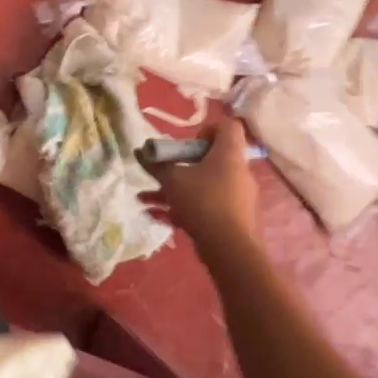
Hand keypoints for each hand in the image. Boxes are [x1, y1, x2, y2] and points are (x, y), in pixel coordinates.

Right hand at [142, 119, 259, 257]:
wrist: (230, 250)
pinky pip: (208, 205)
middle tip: (166, 173)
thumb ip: (155, 165)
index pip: (228, 127)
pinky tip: (158, 217)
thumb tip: (139, 152)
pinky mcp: (235, 218)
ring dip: (177, 189)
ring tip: (147, 199)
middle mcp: (238, 172)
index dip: (207, 130)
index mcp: (229, 155)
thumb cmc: (203, 202)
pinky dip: (186, 207)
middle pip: (211, 158)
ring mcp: (238, 196)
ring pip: (205, 185)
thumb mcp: (172, 180)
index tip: (188, 146)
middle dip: (182, 165)